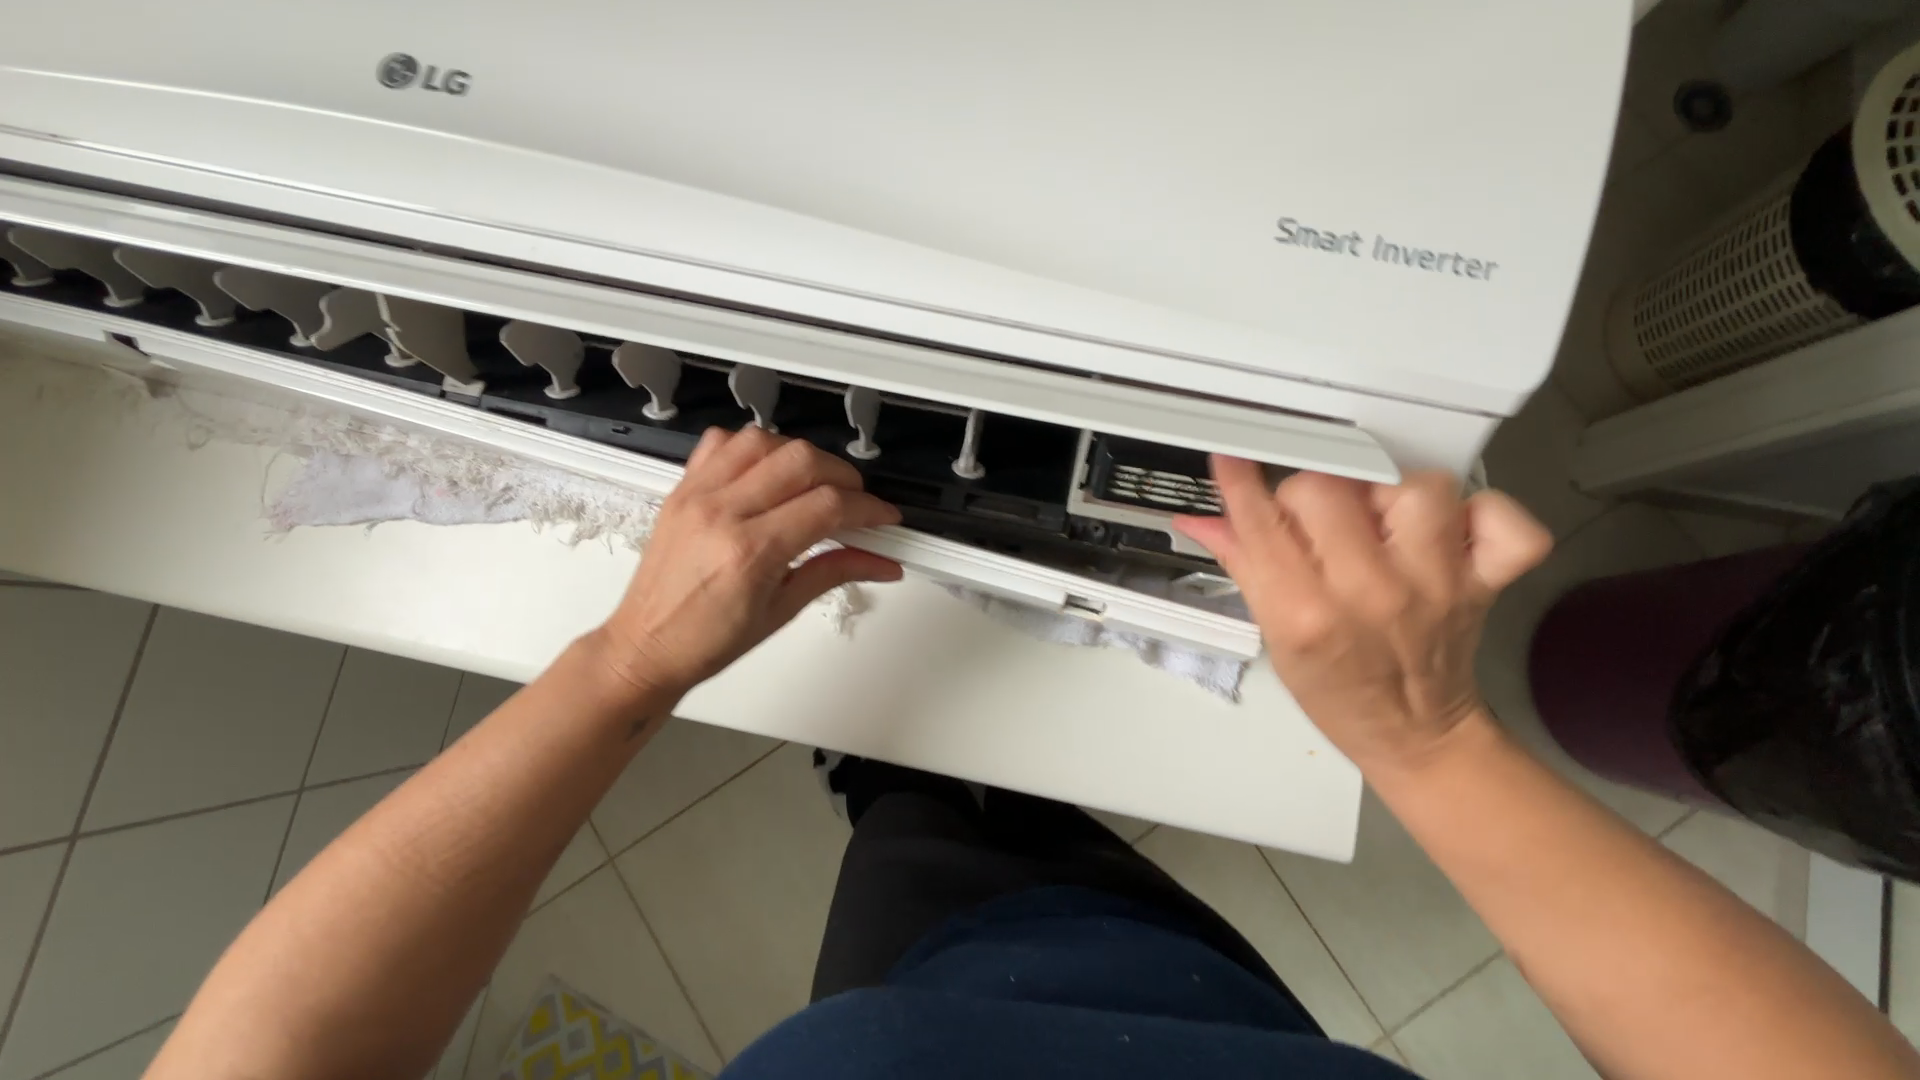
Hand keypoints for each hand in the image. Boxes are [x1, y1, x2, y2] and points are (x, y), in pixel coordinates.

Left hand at [592, 427, 902, 703]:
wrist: (645, 647)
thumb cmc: (706, 641)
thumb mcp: (782, 611)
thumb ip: (835, 573)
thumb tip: (882, 562)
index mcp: (749, 553)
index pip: (828, 506)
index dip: (869, 508)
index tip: (884, 518)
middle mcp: (722, 513)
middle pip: (802, 461)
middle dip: (844, 477)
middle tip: (856, 503)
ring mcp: (698, 495)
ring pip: (765, 441)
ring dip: (801, 456)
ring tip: (814, 485)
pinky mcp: (682, 489)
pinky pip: (722, 443)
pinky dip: (754, 447)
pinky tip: (768, 472)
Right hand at [1174, 459, 1550, 772]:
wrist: (1413, 734)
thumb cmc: (1334, 689)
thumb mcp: (1273, 634)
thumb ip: (1243, 563)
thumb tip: (1201, 518)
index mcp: (1305, 613)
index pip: (1263, 524)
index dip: (1240, 483)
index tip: (1232, 457)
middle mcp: (1370, 593)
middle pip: (1328, 490)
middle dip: (1304, 492)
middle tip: (1307, 515)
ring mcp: (1435, 585)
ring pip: (1415, 489)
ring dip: (1386, 492)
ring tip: (1373, 515)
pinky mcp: (1485, 583)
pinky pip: (1506, 521)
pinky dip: (1484, 511)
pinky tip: (1448, 525)